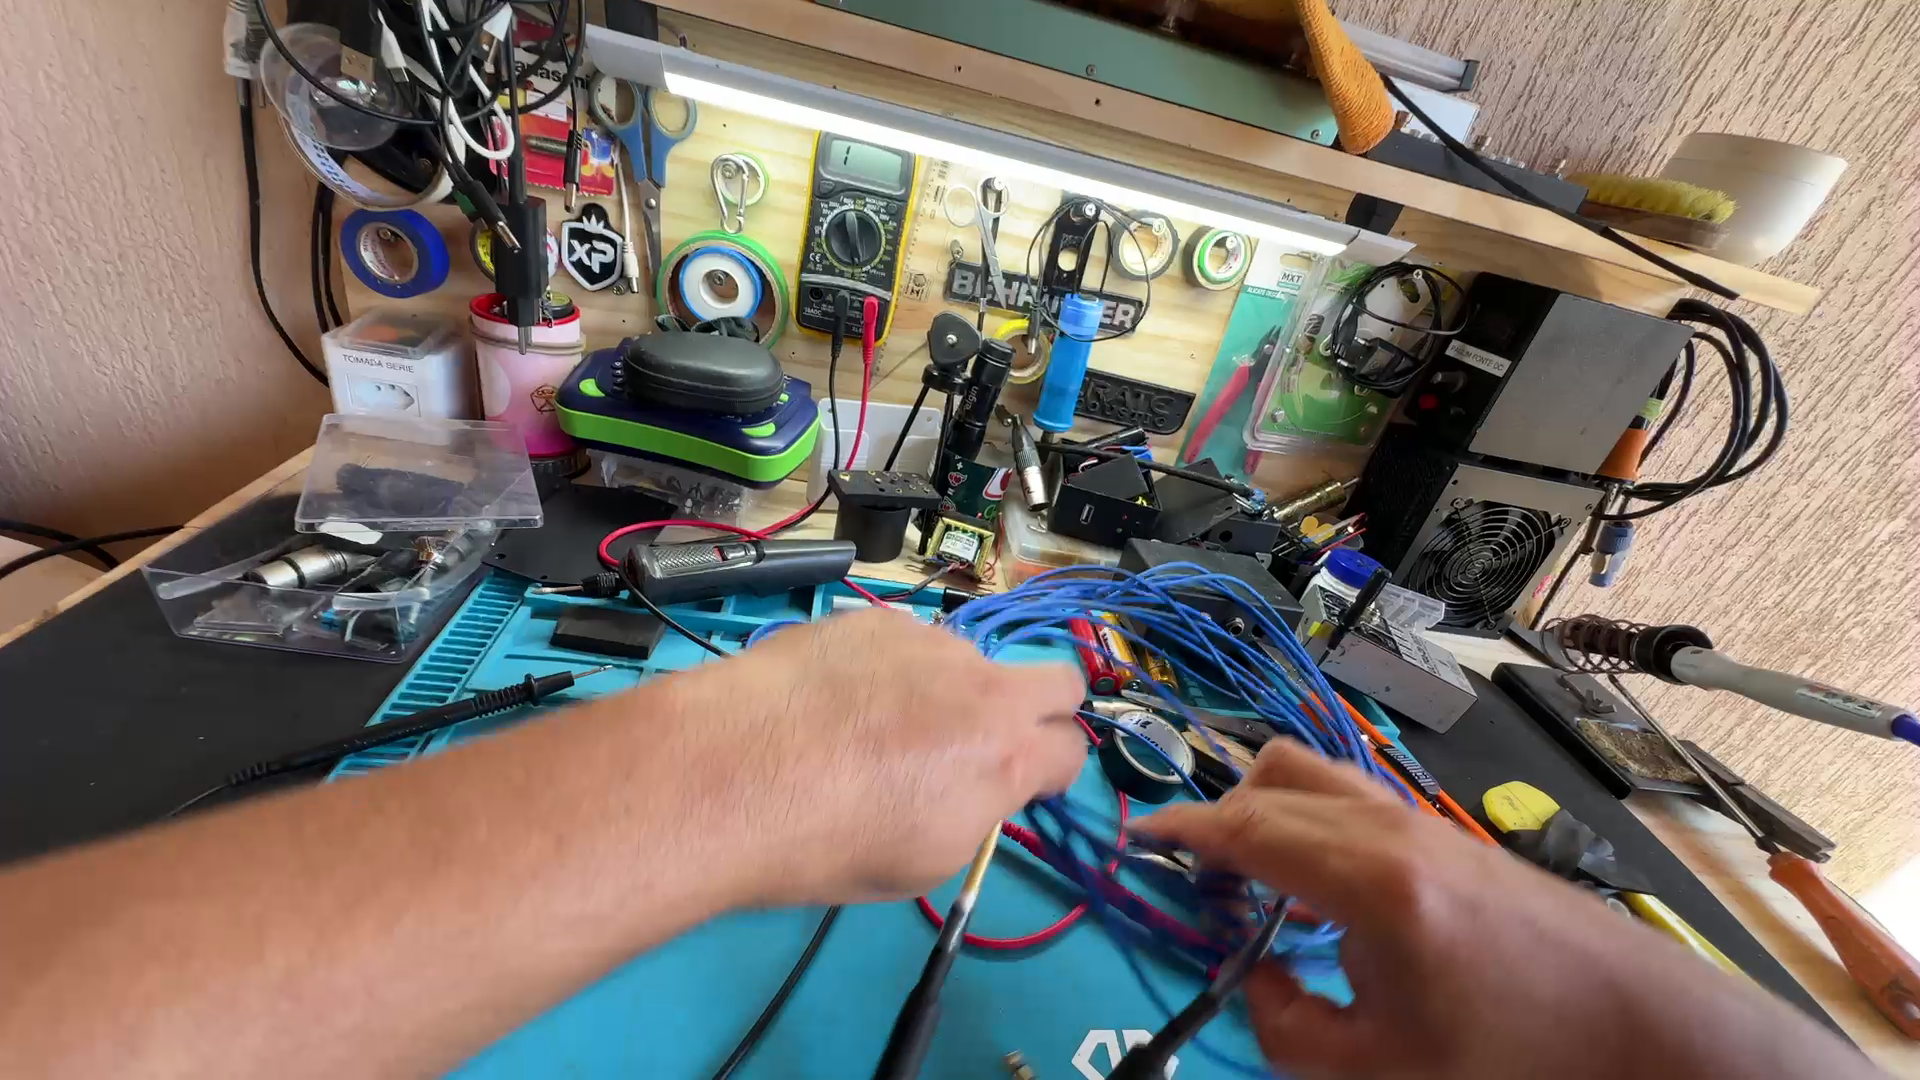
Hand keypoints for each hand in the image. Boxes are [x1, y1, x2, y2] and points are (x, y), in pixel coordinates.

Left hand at [655, 608, 1086, 907]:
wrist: (733, 772)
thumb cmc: (830, 841)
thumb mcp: (927, 857)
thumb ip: (978, 805)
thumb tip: (977, 778)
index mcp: (1004, 755)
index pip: (1074, 749)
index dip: (1053, 769)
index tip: (1023, 781)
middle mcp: (981, 686)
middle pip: (1061, 678)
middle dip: (1042, 709)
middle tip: (985, 737)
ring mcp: (929, 641)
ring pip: (969, 660)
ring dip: (948, 688)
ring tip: (874, 717)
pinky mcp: (877, 617)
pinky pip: (909, 641)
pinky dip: (893, 665)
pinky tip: (839, 690)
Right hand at [1132, 741, 1871, 1079]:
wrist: (1652, 1036)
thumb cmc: (1518, 1060)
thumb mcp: (1384, 1075)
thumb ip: (1286, 1027)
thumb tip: (1249, 972)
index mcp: (1368, 879)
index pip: (1245, 827)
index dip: (1182, 828)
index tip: (1139, 838)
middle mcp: (1384, 824)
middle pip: (1267, 780)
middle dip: (1215, 817)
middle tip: (1199, 875)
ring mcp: (1411, 815)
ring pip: (1303, 768)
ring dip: (1258, 804)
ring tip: (1253, 872)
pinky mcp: (1431, 825)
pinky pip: (1337, 791)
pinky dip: (1298, 813)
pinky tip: (1316, 882)